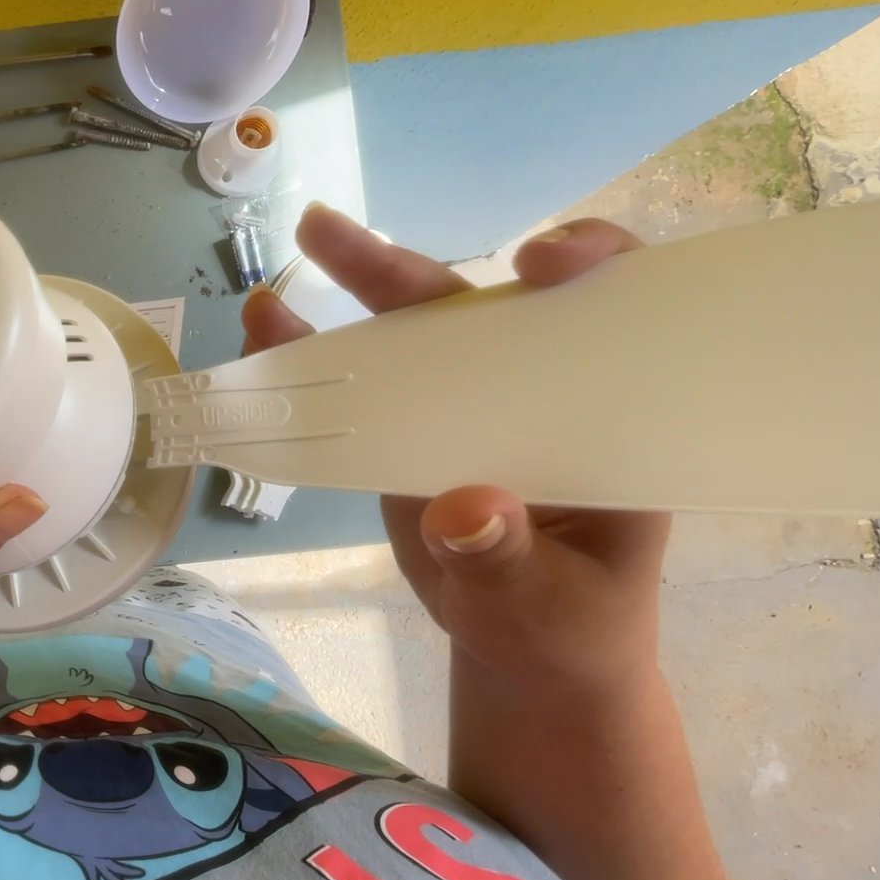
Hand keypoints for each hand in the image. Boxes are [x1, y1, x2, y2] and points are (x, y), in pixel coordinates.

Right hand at [241, 209, 667, 695]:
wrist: (520, 644)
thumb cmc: (565, 626)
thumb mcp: (545, 602)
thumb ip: (506, 560)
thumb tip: (458, 509)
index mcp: (605, 416)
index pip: (611, 313)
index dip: (586, 266)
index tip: (537, 265)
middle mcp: (535, 394)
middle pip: (477, 309)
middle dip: (402, 269)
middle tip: (324, 235)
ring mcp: (468, 413)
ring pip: (410, 341)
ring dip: (343, 304)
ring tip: (274, 286)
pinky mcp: (416, 440)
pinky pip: (368, 393)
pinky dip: (317, 366)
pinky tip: (268, 342)